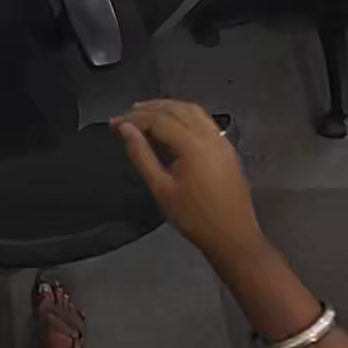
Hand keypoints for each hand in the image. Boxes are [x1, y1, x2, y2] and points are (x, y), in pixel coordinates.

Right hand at [112, 100, 265, 261]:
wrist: (233, 239)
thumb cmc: (195, 217)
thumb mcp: (160, 188)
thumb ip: (141, 154)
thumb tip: (125, 130)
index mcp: (194, 146)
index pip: (158, 119)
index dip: (133, 119)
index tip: (114, 124)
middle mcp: (211, 138)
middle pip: (176, 109)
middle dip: (148, 108)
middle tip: (125, 116)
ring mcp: (222, 143)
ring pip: (192, 111)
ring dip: (166, 108)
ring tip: (144, 114)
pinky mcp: (226, 151)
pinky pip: (203, 122)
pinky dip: (182, 116)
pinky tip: (169, 127)